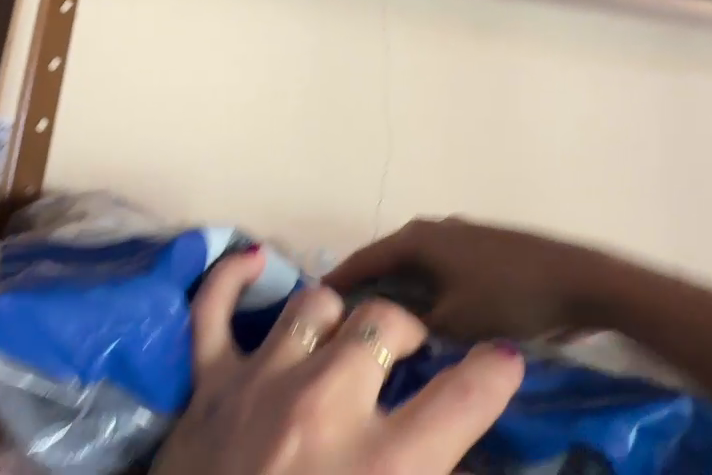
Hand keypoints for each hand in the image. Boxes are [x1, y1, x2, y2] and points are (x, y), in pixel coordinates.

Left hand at [151, 248, 523, 474]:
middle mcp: (326, 405)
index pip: (462, 399)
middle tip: (405, 348)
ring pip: (312, 304)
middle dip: (405, 328)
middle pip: (381, 323)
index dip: (493, 372)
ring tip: (344, 328)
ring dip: (338, 312)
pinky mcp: (209, 378)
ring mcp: (262, 380)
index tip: (502, 357)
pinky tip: (253, 258)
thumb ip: (421, 471)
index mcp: (383, 465)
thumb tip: (446, 451)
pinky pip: (212, 307)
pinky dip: (229, 277)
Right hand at [323, 218, 615, 341]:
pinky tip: (430, 309)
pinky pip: (438, 265)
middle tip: (347, 317)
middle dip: (367, 286)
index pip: (362, 260)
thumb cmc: (512, 299)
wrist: (584, 281)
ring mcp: (458, 233)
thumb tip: (384, 329)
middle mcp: (430, 227)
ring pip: (414, 263)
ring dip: (398, 287)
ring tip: (386, 317)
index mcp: (415, 239)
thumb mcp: (456, 323)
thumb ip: (413, 325)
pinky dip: (424, 285)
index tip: (315, 303)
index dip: (337, 282)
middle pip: (386, 259)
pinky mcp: (482, 244)